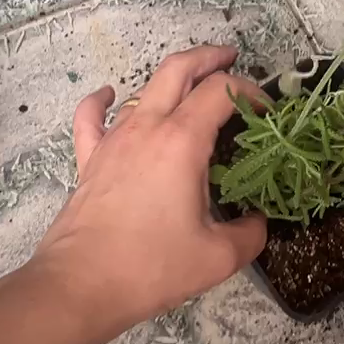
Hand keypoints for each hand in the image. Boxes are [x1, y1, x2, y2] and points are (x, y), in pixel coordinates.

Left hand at [30, 46, 266, 339]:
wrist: (78, 286)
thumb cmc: (148, 267)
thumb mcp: (216, 257)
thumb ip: (250, 235)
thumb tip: (259, 222)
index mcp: (182, 141)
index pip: (221, 91)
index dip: (249, 91)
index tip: (265, 109)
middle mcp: (148, 127)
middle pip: (179, 68)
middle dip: (209, 57)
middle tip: (231, 59)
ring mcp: (114, 139)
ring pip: (145, 87)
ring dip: (172, 78)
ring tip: (192, 84)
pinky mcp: (90, 158)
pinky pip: (91, 116)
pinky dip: (102, 99)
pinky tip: (110, 95)